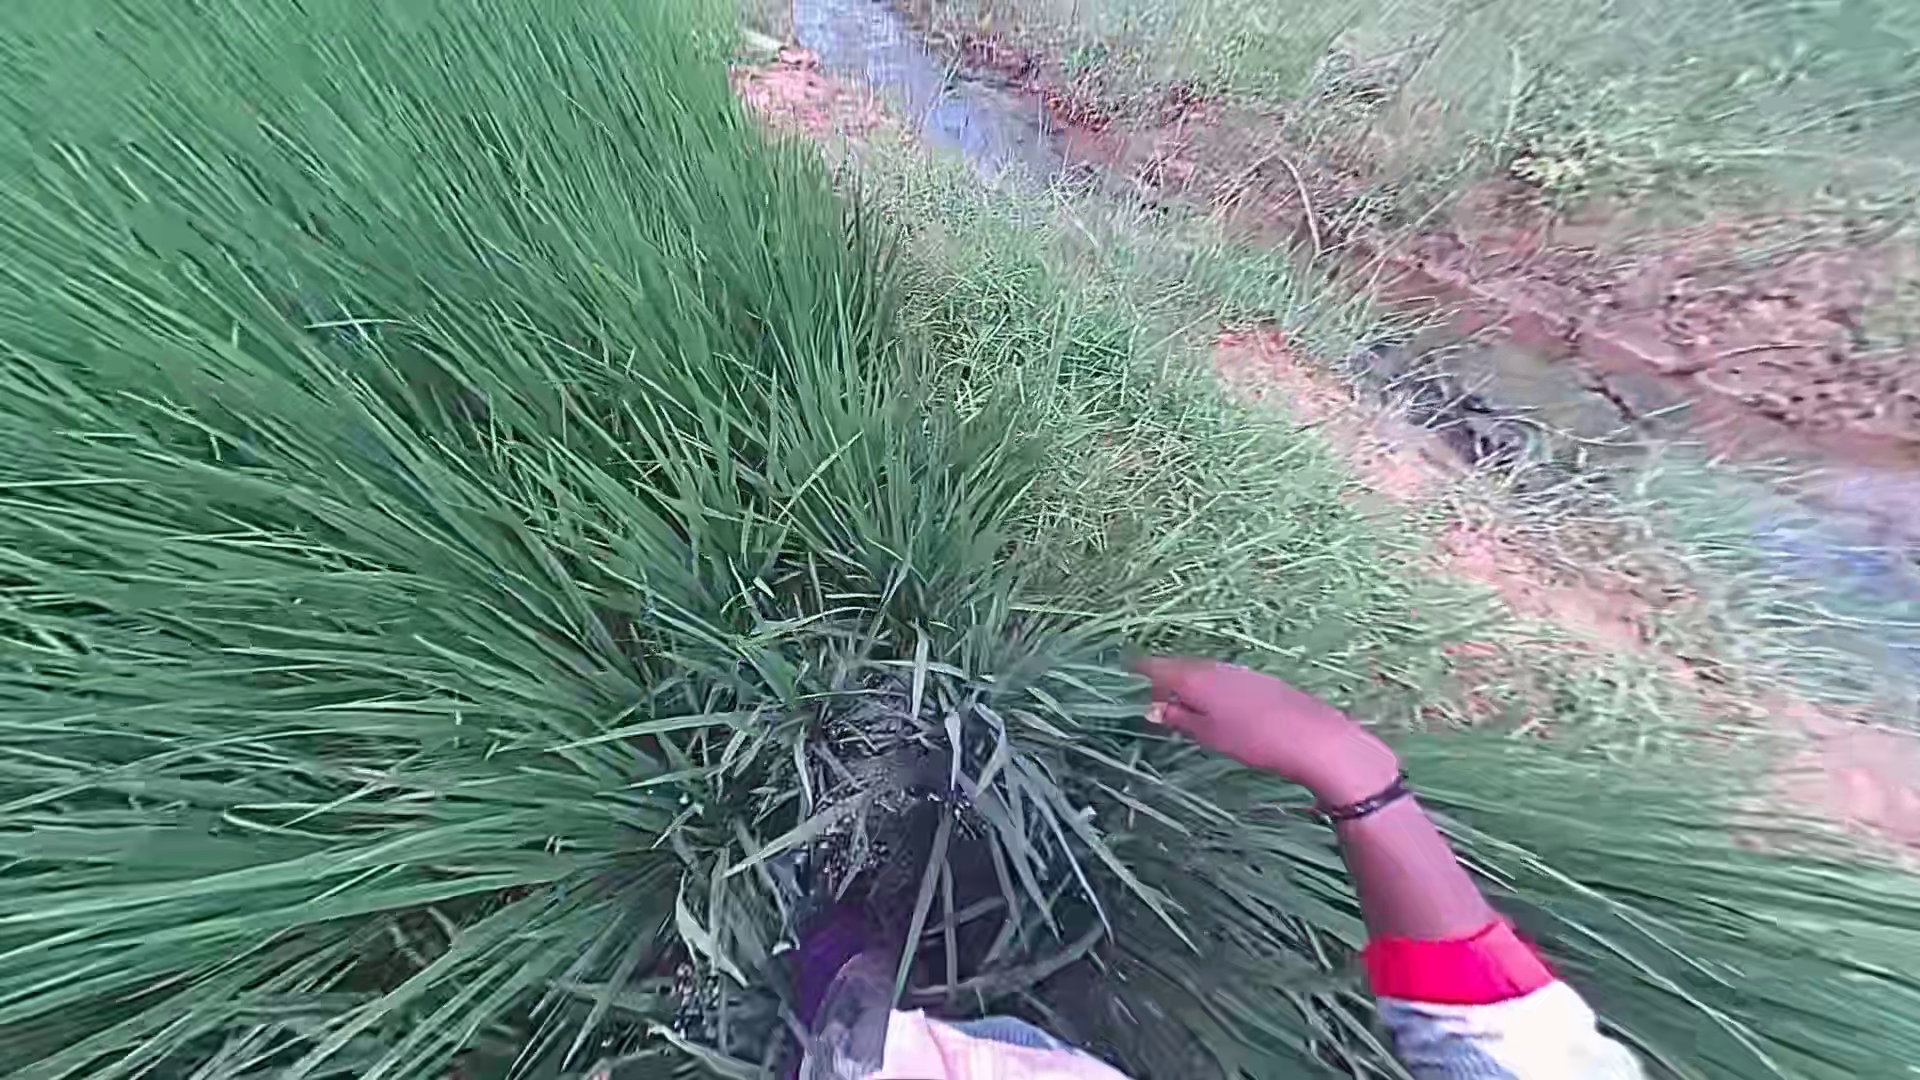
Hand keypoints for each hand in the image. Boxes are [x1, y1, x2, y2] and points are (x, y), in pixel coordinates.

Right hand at [1138, 657, 1399, 805]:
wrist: (1314, 737)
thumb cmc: (1252, 738)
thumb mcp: (1207, 733)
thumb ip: (1177, 717)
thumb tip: (1151, 708)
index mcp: (1192, 676)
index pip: (1153, 666)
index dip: (1135, 670)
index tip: (1121, 678)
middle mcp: (1211, 666)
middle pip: (1175, 666)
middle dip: (1159, 679)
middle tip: (1148, 699)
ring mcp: (1234, 670)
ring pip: (1197, 670)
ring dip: (1183, 683)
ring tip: (1178, 705)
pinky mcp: (1254, 678)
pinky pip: (1217, 676)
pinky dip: (1204, 686)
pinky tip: (1211, 705)